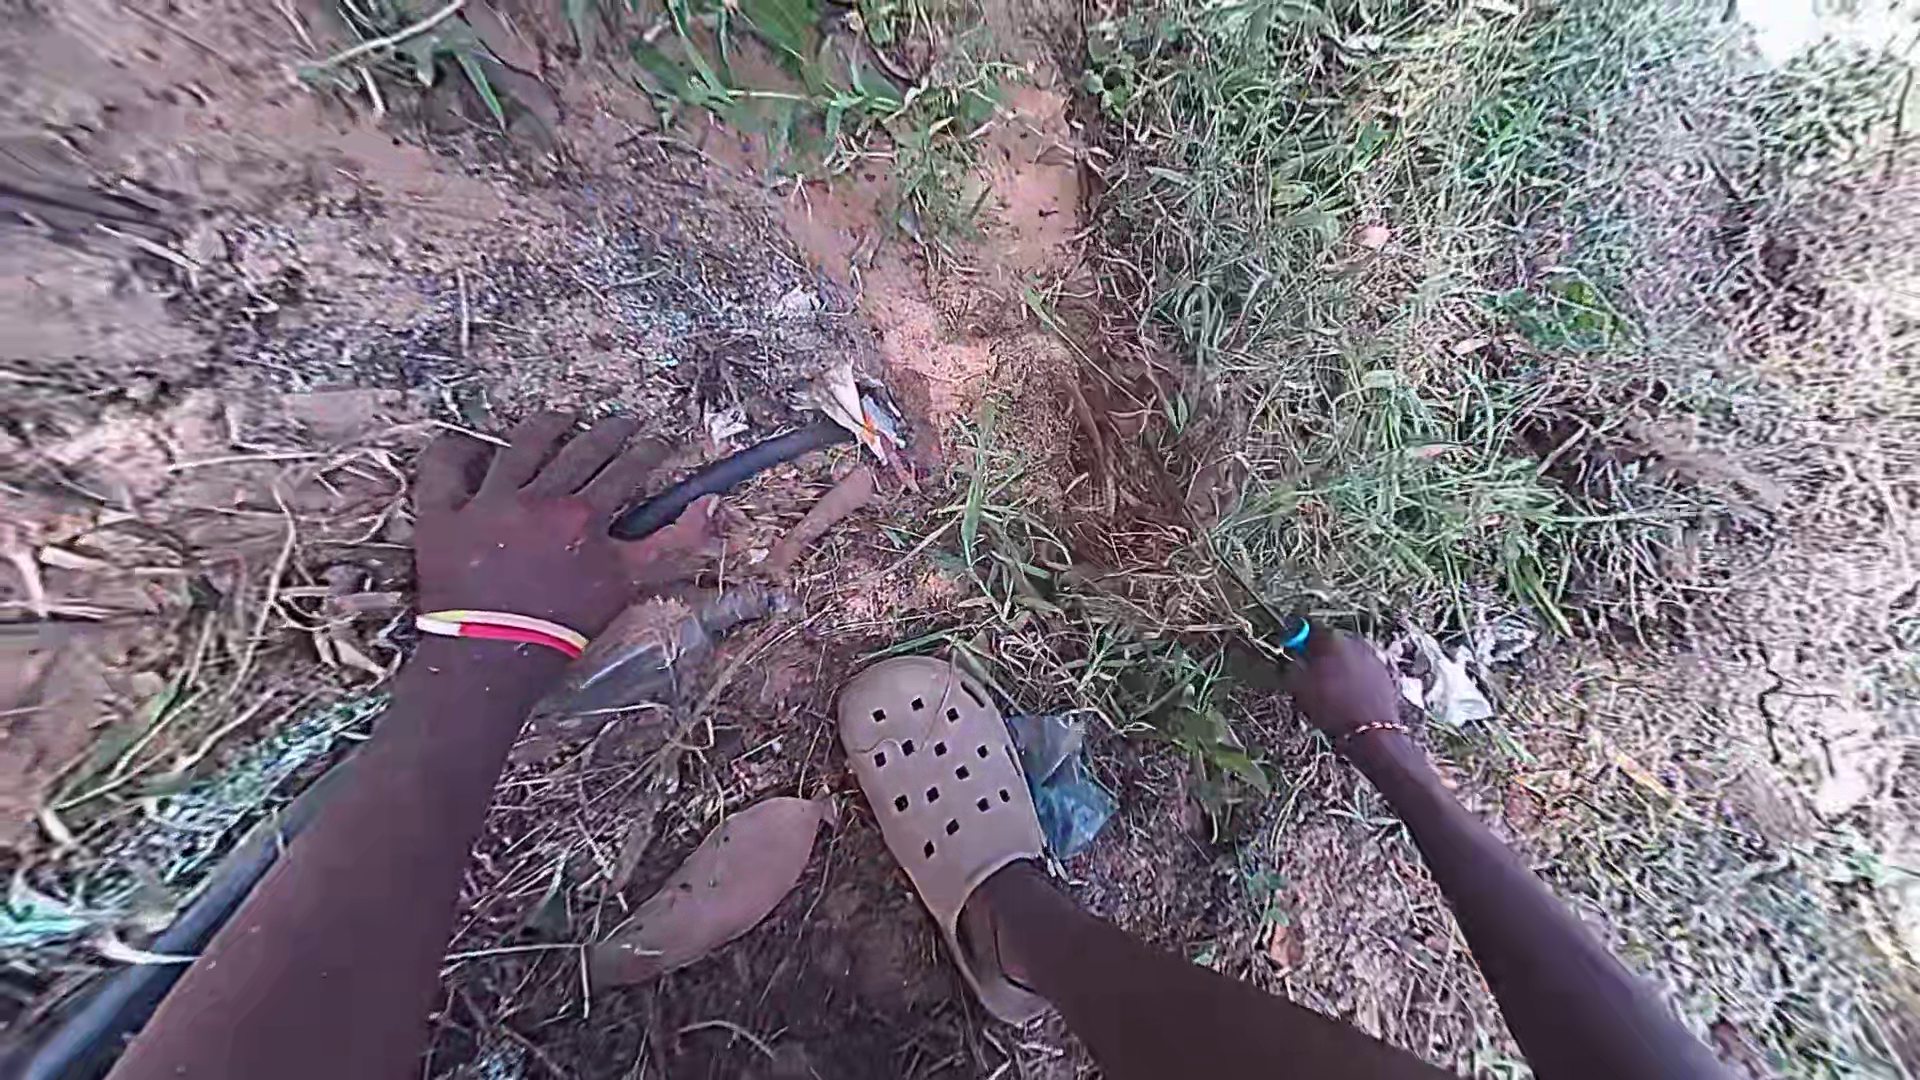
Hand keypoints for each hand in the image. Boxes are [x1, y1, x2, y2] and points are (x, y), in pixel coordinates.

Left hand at [412, 413, 717, 638]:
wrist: (495, 653)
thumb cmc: (571, 618)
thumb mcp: (633, 579)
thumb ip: (677, 540)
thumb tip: (712, 504)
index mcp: (584, 513)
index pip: (626, 469)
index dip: (649, 452)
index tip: (659, 442)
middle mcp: (538, 497)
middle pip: (580, 451)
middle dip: (609, 432)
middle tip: (624, 421)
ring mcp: (487, 502)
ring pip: (518, 447)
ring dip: (545, 426)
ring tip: (562, 416)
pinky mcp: (443, 514)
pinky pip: (444, 469)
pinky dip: (457, 449)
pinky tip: (473, 441)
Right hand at [1285, 628, 1404, 739]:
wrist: (1370, 733)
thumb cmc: (1329, 706)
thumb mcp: (1297, 685)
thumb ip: (1291, 665)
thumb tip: (1290, 659)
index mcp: (1331, 640)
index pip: (1310, 629)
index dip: (1299, 639)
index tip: (1293, 649)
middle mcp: (1355, 644)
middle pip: (1333, 640)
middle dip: (1321, 651)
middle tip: (1310, 667)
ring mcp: (1374, 659)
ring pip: (1349, 655)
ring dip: (1339, 662)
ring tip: (1329, 682)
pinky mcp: (1385, 676)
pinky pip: (1364, 668)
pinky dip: (1354, 675)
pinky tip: (1347, 691)